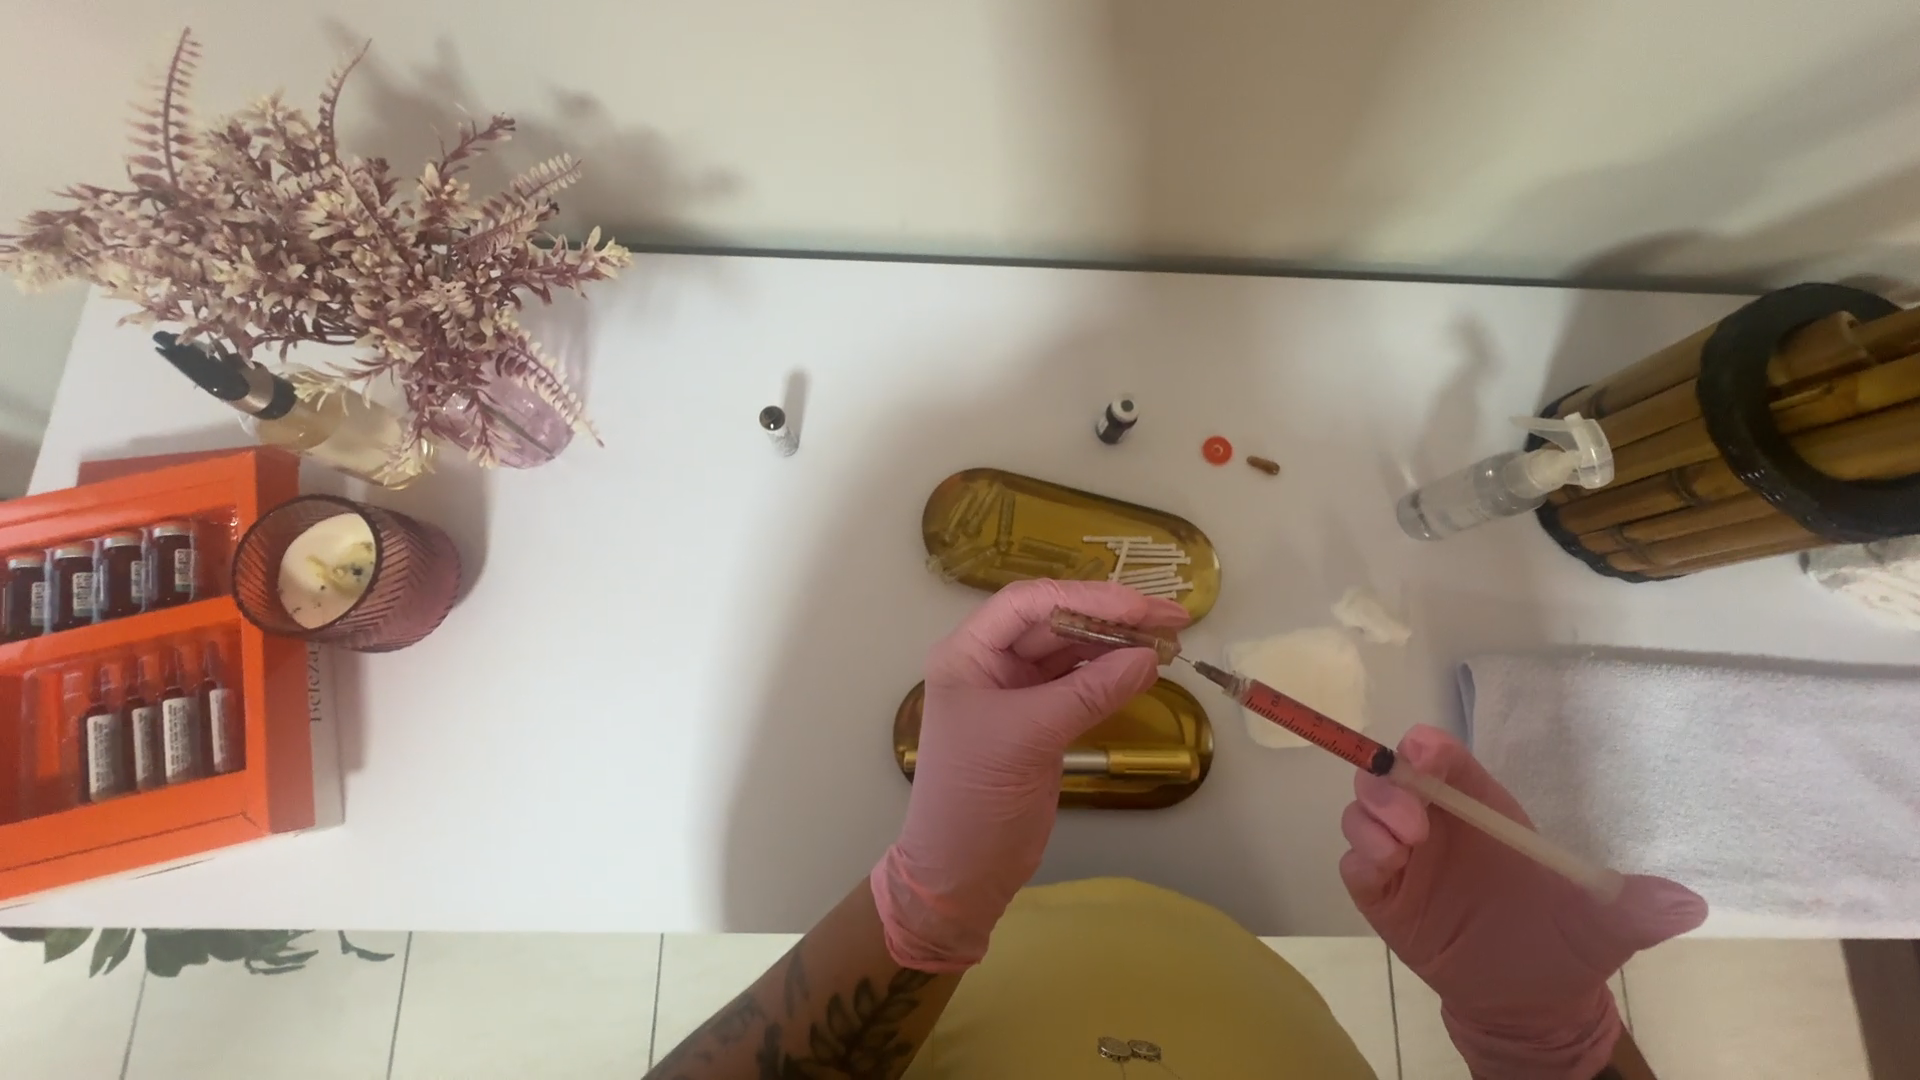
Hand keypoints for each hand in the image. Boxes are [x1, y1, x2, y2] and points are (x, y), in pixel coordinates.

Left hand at [871, 579, 1189, 971]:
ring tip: (1169, 640)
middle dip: (1110, 617)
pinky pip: (1079, 682)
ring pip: (1070, 650)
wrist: (962, 872)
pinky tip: (1144, 668)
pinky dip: (1111, 674)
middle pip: (1054, 622)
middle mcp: (990, 661)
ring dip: (1116, 643)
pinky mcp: (1039, 718)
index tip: (1138, 606)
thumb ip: (1089, 693)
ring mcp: (1016, 690)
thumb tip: (1149, 657)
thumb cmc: (975, 799)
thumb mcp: (1029, 738)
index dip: (1084, 597)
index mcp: (968, 652)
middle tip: (1171, 618)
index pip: (1028, 603)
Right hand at [1340, 725, 1706, 1078]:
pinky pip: (1354, 858)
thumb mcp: (1601, 926)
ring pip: (1362, 810)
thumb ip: (1633, 908)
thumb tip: (1688, 903)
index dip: (1426, 746)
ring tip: (1399, 847)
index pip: (1441, 756)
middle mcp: (1428, 818)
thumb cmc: (1557, 945)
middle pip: (1388, 775)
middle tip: (1411, 817)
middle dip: (1388, 782)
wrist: (1525, 1001)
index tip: (1423, 751)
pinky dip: (1360, 854)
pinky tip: (1383, 868)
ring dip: (1371, 817)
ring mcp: (1398, 852)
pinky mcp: (1378, 886)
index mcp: (1475, 806)